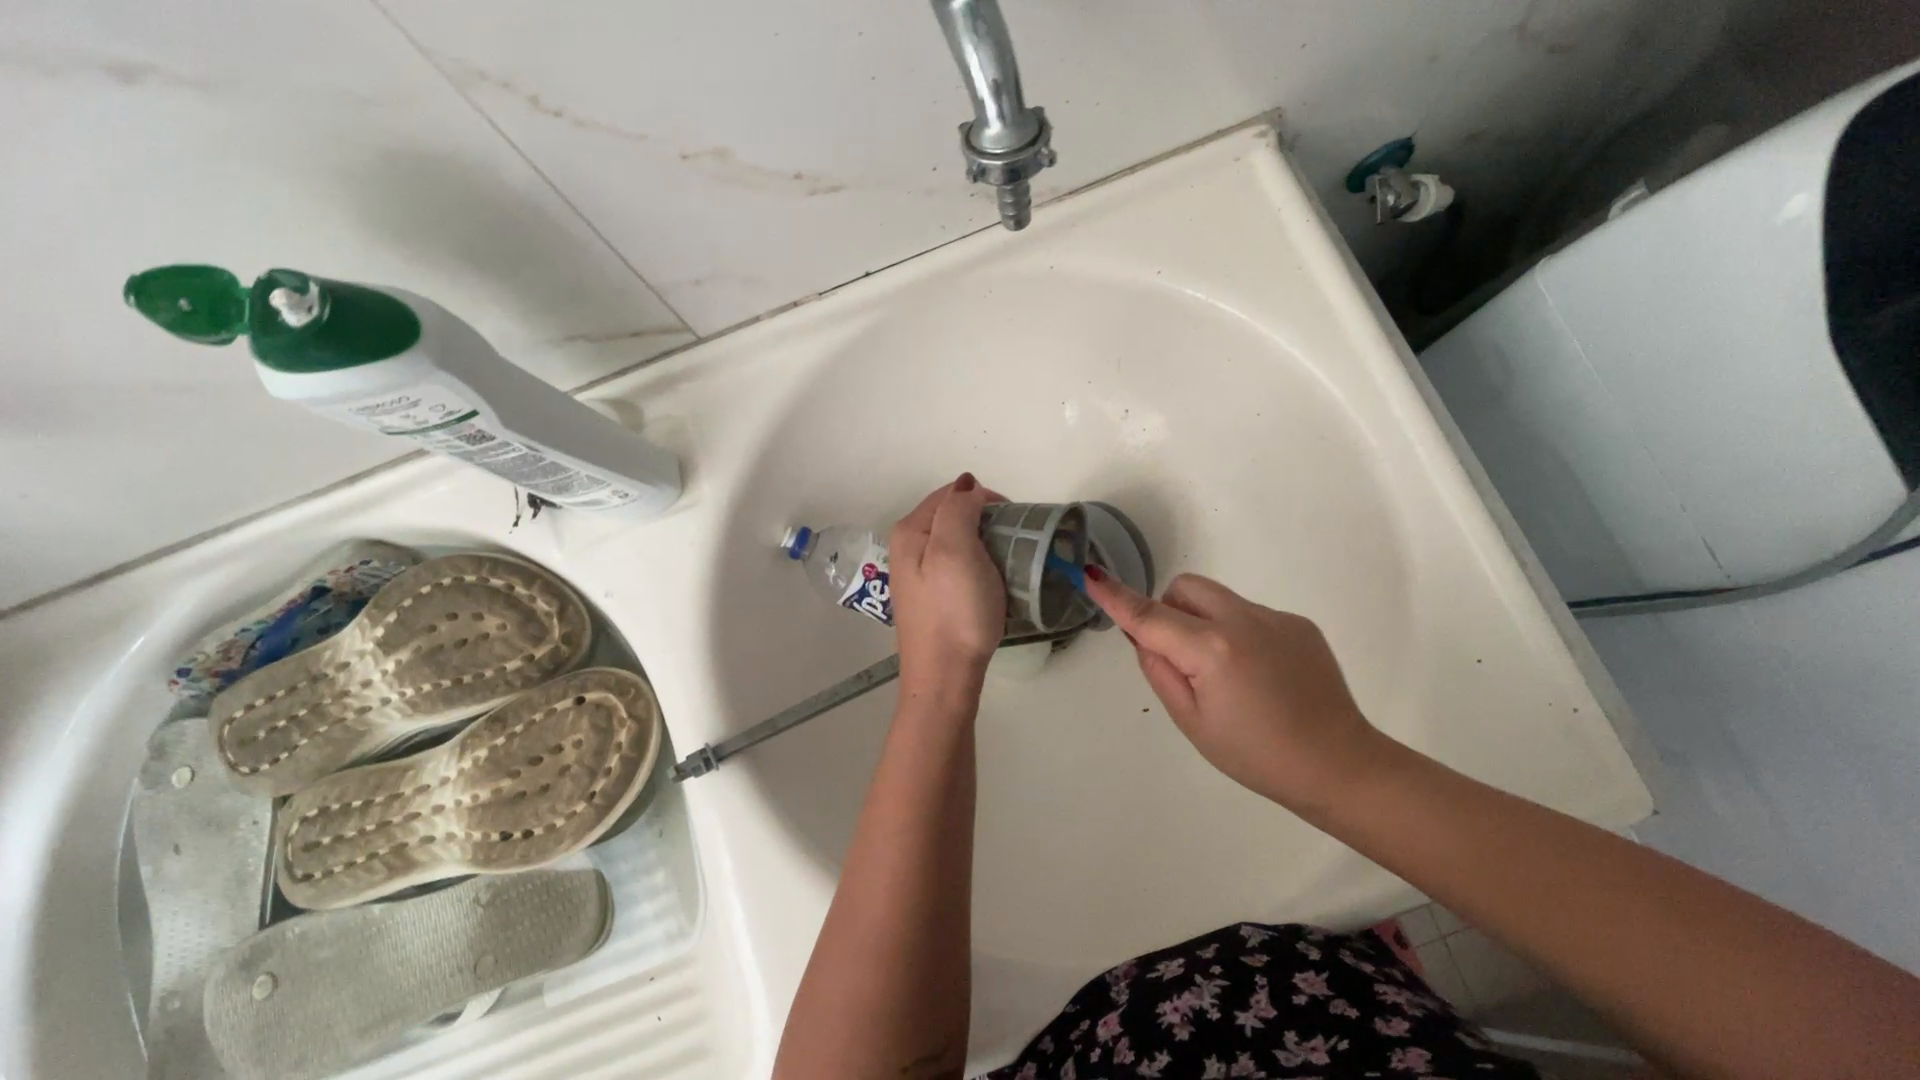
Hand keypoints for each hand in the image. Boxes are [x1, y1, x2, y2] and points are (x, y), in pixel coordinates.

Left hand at [889, 474, 1007, 695]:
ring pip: (958, 542)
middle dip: (987, 521)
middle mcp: (908, 548)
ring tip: (1008, 563)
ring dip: (986, 545)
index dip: (986, 499)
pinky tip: (993, 583)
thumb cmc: (954, 610)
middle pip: (953, 516)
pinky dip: (980, 567)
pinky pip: (959, 567)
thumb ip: (958, 509)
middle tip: (1015, 542)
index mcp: (910, 530)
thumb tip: (967, 485)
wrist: (945, 675)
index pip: (951, 493)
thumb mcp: (956, 549)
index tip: (1015, 520)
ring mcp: (919, 575)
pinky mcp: (933, 598)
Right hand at [1084, 569, 1382, 810]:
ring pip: (1218, 600)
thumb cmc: (1255, 755)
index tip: (1090, 573)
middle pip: (1186, 589)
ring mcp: (1276, 618)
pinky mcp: (1298, 623)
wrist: (1337, 764)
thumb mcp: (1192, 721)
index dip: (1116, 596)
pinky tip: (1259, 677)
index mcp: (1211, 649)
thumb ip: (1160, 670)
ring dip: (1204, 622)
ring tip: (1227, 675)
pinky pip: (1250, 615)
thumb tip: (1144, 635)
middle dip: (1169, 609)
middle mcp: (1243, 620)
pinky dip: (1238, 634)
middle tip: (1178, 657)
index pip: (1150, 616)